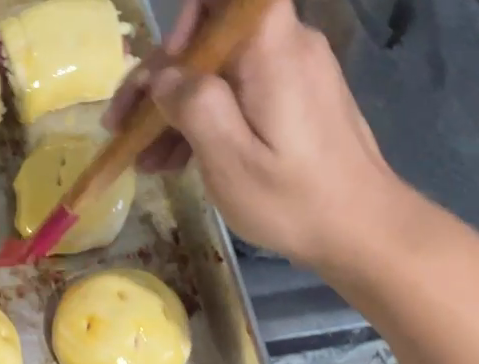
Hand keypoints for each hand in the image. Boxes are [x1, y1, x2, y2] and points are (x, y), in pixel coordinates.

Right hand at [104, 0, 411, 269]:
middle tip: (120, 129)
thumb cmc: (291, 199)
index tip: (162, 74)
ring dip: (175, 108)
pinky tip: (175, 161)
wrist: (358, 226)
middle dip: (161, 79)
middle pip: (212, 38)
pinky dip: (202, 119)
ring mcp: (291, 71)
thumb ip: (195, 107)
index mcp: (271, 50)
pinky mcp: (293, 98)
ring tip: (144, 161)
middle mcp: (285, 45)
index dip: (187, 22)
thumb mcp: (230, 160)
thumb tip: (163, 77)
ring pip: (219, 70)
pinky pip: (237, 93)